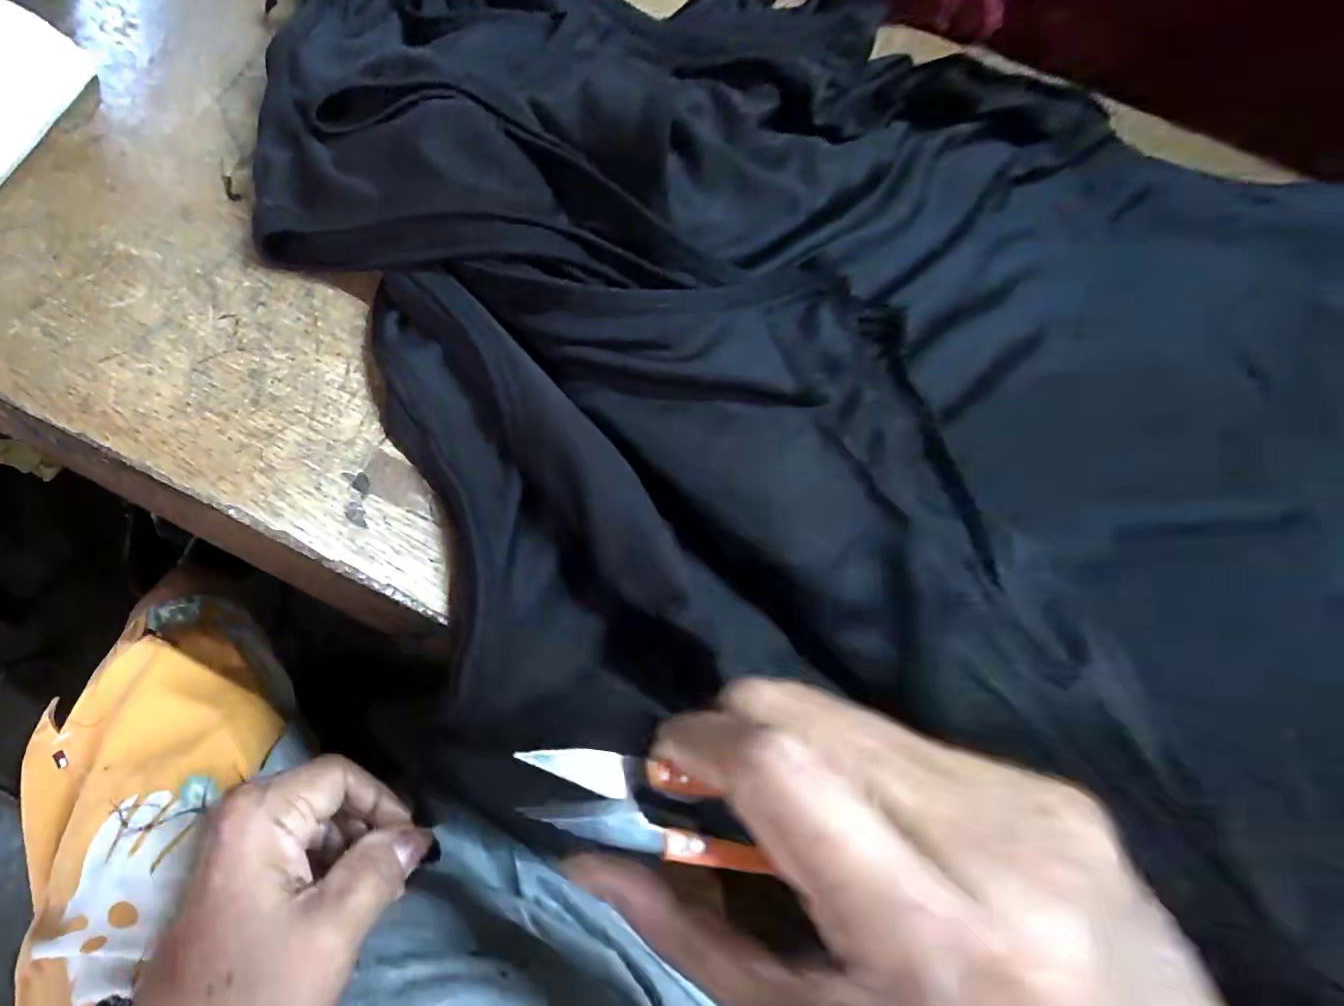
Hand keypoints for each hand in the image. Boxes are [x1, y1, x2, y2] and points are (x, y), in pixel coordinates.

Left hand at [136, 754, 431, 1005]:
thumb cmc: (260, 986)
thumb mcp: (329, 931)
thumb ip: (377, 872)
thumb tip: (416, 835)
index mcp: (260, 809)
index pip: (337, 775)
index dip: (382, 801)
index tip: (414, 843)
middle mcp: (243, 808)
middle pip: (324, 794)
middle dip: (366, 828)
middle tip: (401, 873)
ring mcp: (235, 836)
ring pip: (311, 821)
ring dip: (349, 849)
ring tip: (381, 891)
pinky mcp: (234, 865)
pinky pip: (292, 845)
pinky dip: (325, 865)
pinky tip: (347, 899)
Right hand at [566, 679, 1221, 1005]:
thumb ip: (683, 929)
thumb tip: (583, 855)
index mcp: (937, 931)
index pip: (775, 762)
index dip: (694, 741)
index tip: (664, 769)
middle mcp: (997, 843)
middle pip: (796, 709)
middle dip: (726, 730)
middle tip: (716, 790)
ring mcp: (1038, 806)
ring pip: (835, 709)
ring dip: (784, 743)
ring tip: (796, 815)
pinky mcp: (1055, 791)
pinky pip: (892, 732)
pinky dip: (844, 759)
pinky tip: (870, 823)